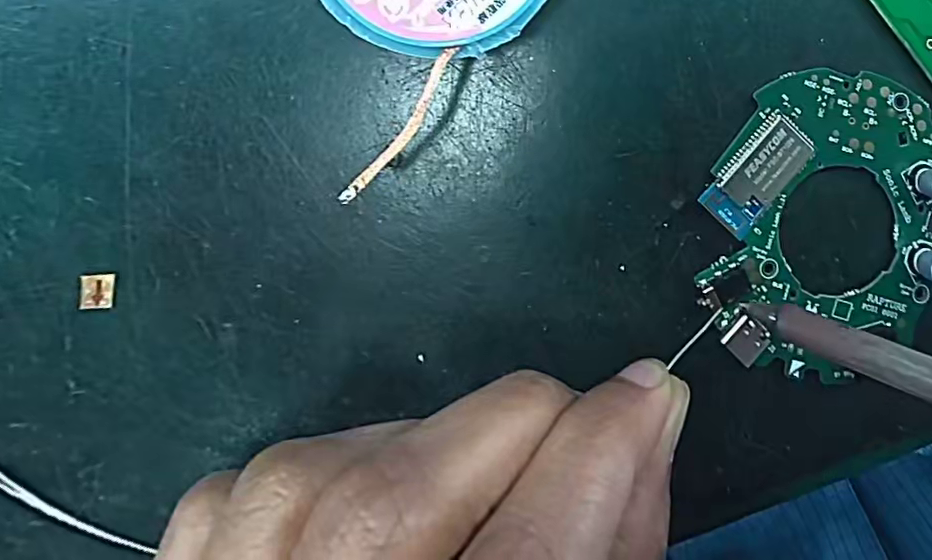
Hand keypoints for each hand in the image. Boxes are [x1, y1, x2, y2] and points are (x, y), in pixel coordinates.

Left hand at [158, 361, 689, 559]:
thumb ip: (615, 537)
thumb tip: (649, 409)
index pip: (535, 546)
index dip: (608, 444)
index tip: (652, 387)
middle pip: (423, 482)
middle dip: (527, 421)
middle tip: (569, 428)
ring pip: (354, 458)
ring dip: (439, 445)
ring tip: (468, 491)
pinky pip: (280, 471)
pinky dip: (345, 465)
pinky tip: (366, 513)